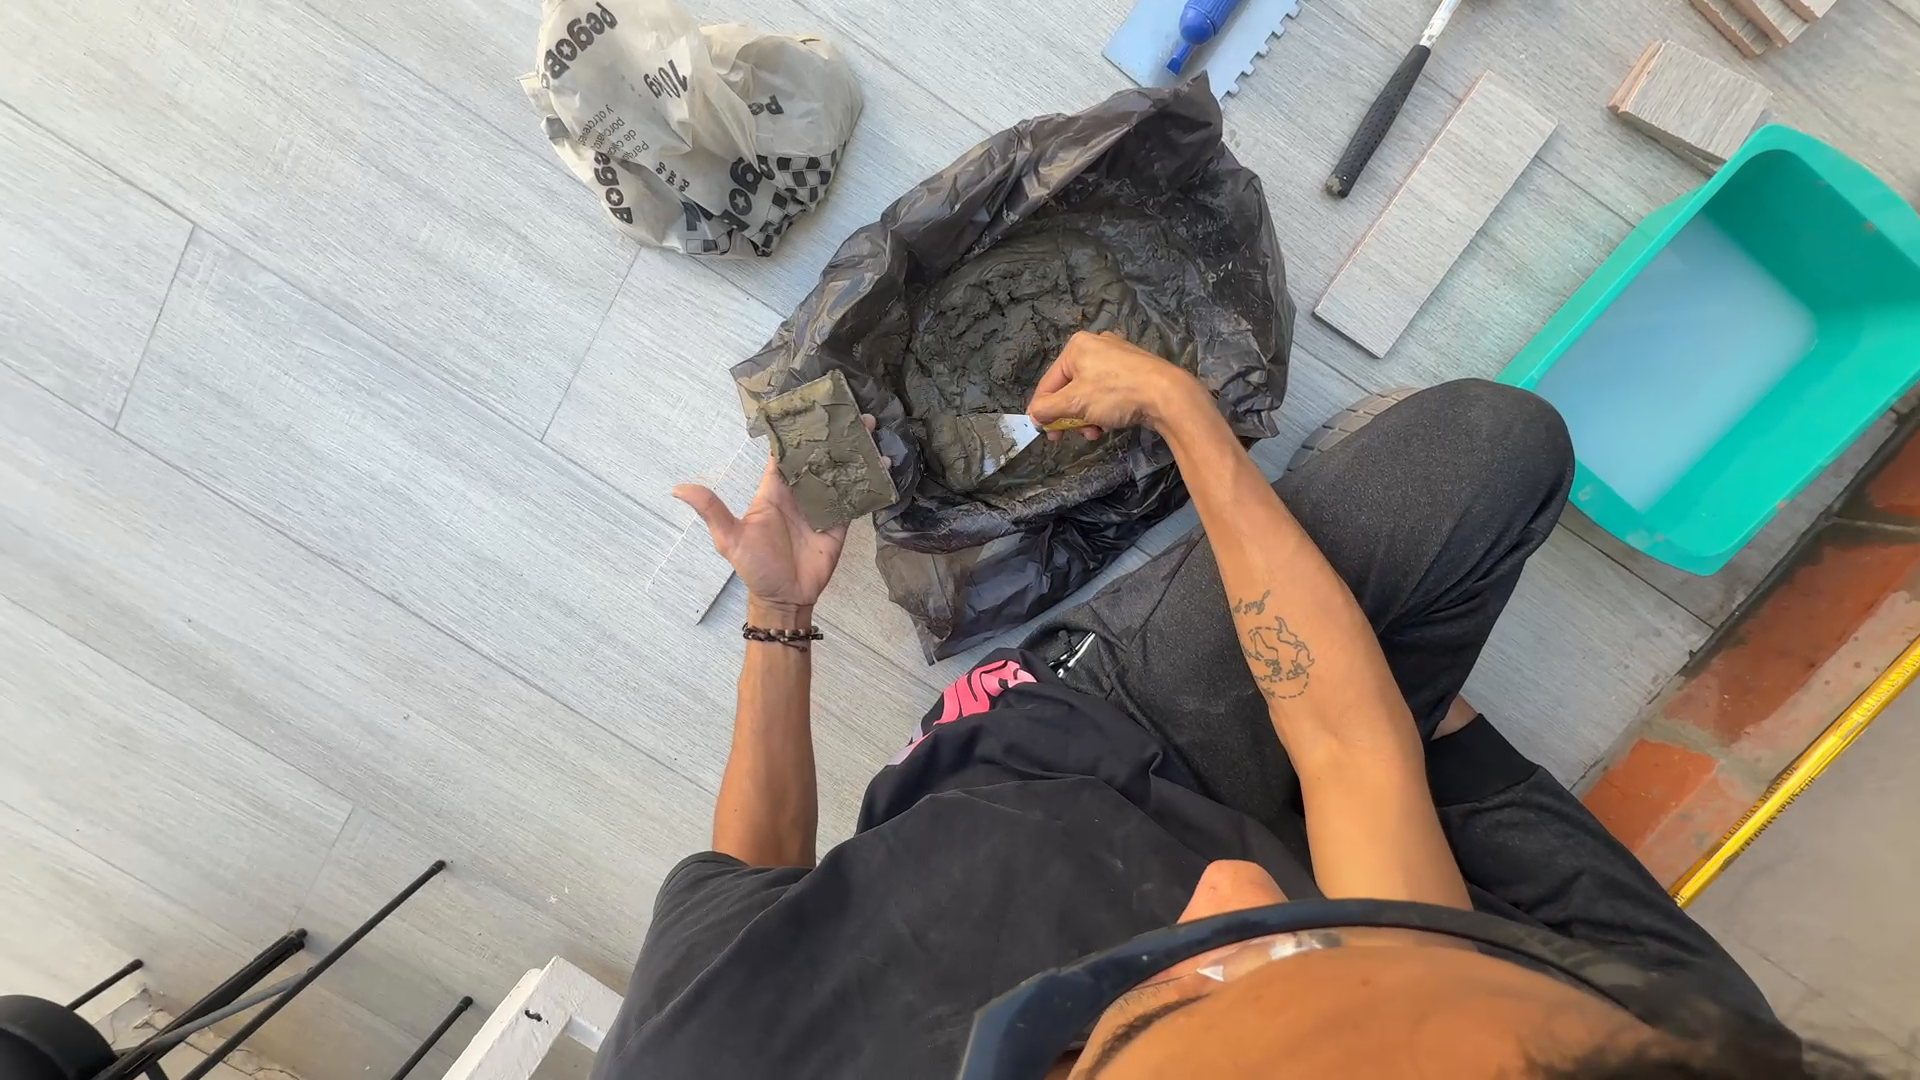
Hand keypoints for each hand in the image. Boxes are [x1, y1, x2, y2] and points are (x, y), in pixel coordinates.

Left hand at [673, 419, 876, 612]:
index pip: (785, 454)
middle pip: (818, 456)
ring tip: (871, 428)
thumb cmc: (755, 568)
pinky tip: (883, 462)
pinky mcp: (841, 522)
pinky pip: (855, 497)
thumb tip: (677, 488)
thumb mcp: (729, 539)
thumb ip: (712, 511)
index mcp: (774, 491)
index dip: (795, 432)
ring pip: (840, 471)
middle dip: (833, 435)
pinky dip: (869, 480)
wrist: (785, 598)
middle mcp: (800, 493)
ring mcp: (823, 507)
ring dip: (854, 451)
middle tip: (852, 412)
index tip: (808, 407)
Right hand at [1026, 331, 1203, 440]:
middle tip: (1070, 436)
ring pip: (1088, 393)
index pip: (1048, 383)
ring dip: (1087, 417)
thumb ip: (1047, 409)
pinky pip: (1107, 392)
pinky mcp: (1133, 370)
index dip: (1042, 410)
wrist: (1166, 394)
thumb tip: (1033, 415)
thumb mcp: (1074, 403)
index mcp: (1077, 347)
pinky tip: (1110, 423)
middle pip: (1069, 388)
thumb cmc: (1115, 393)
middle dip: (1070, 416)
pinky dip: (1104, 410)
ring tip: (1096, 432)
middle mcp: (1095, 346)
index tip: (1045, 433)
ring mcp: (1116, 357)